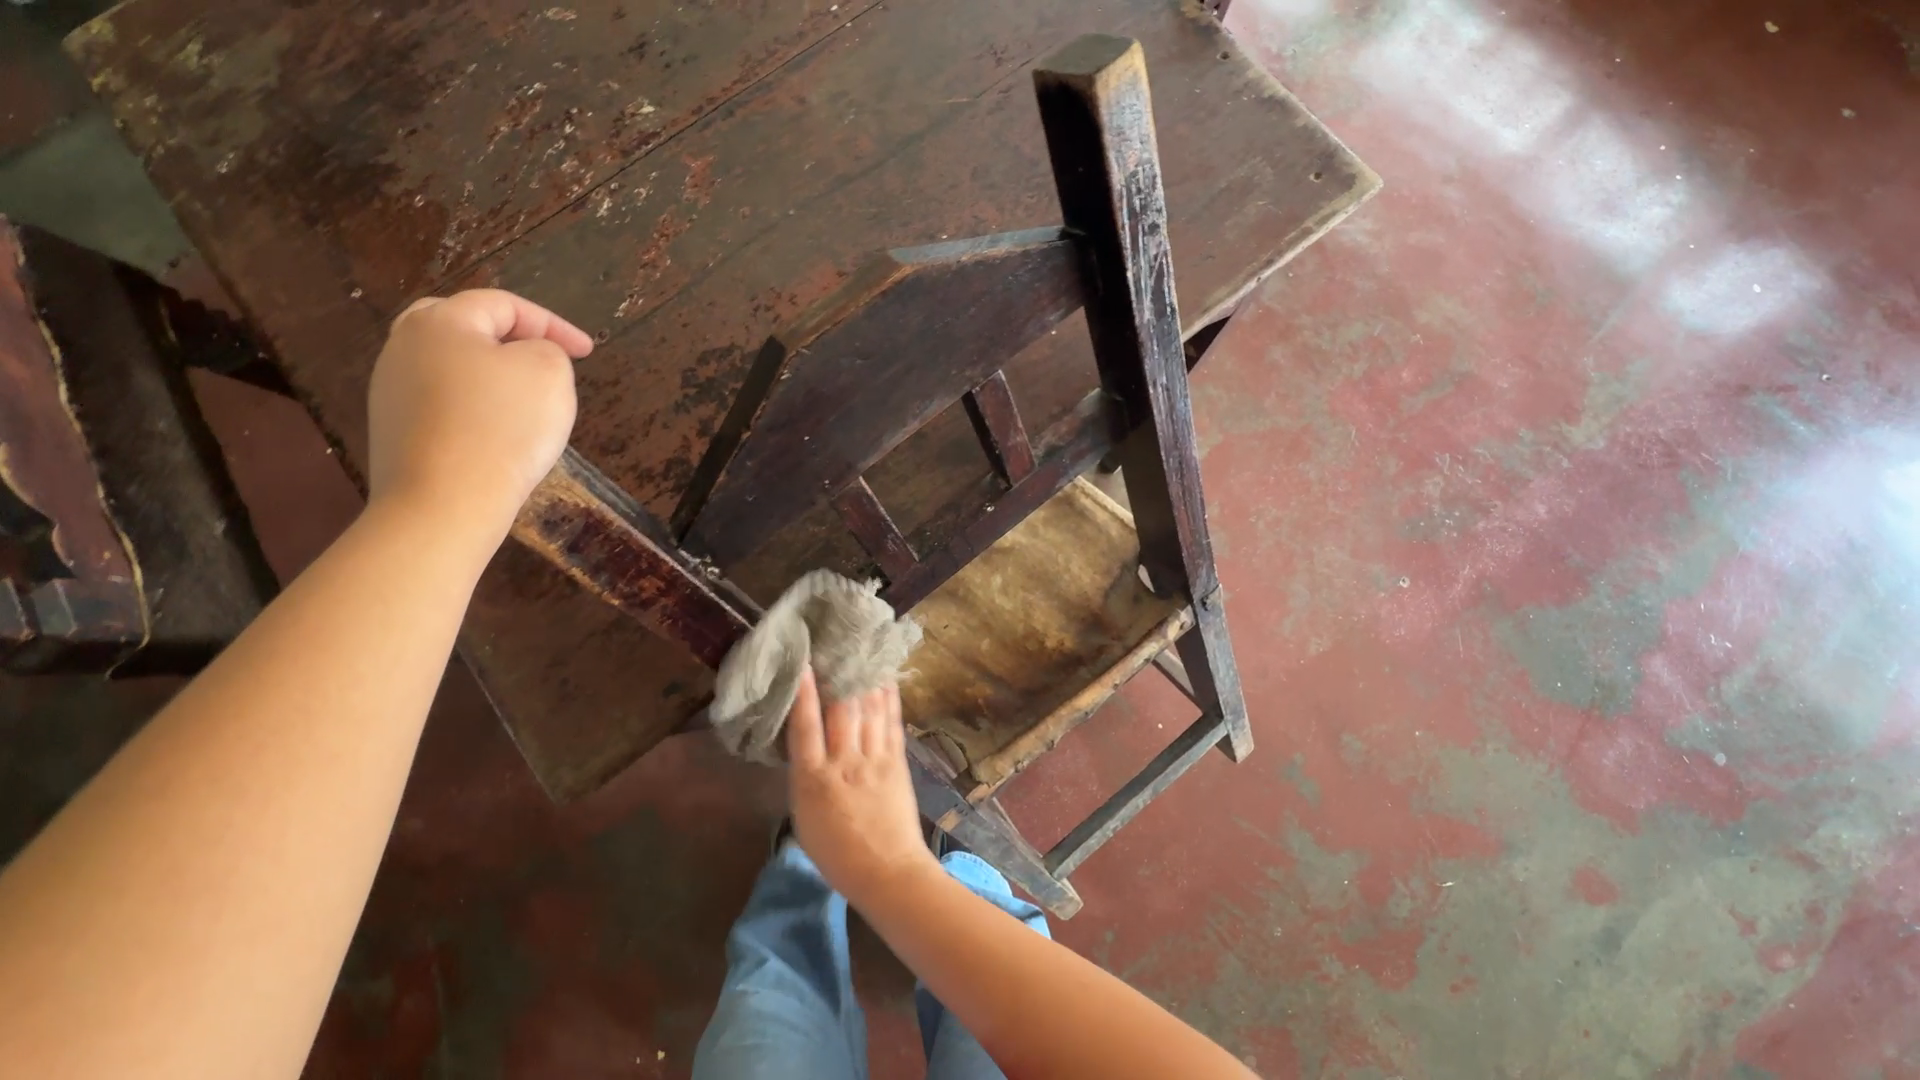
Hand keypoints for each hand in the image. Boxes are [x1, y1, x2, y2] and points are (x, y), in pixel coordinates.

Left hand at [366, 289, 592, 533]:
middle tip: (539, 358)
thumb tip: (529, 358)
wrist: (445, 502)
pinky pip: (441, 403)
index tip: (588, 352)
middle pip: (461, 325)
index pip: (503, 304)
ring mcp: (390, 390)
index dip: (552, 324)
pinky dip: (472, 407)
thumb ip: (548, 350)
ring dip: (488, 374)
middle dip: (506, 338)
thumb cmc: (503, 427)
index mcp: (441, 321)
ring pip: (448, 365)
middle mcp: (404, 346)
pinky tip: (495, 433)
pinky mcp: (393, 430)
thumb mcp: (550, 373)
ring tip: (523, 400)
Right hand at [786, 670, 938, 906]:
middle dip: (837, 675)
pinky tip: (885, 678)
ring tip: (861, 650)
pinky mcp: (897, 762)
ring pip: (868, 710)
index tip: (803, 663)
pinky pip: (892, 723)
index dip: (804, 693)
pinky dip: (888, 698)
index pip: (805, 727)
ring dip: (864, 678)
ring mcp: (874, 760)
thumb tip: (805, 748)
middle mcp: (844, 763)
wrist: (887, 872)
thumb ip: (804, 778)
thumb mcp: (804, 818)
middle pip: (841, 710)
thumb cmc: (836, 854)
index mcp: (813, 780)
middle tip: (834, 644)